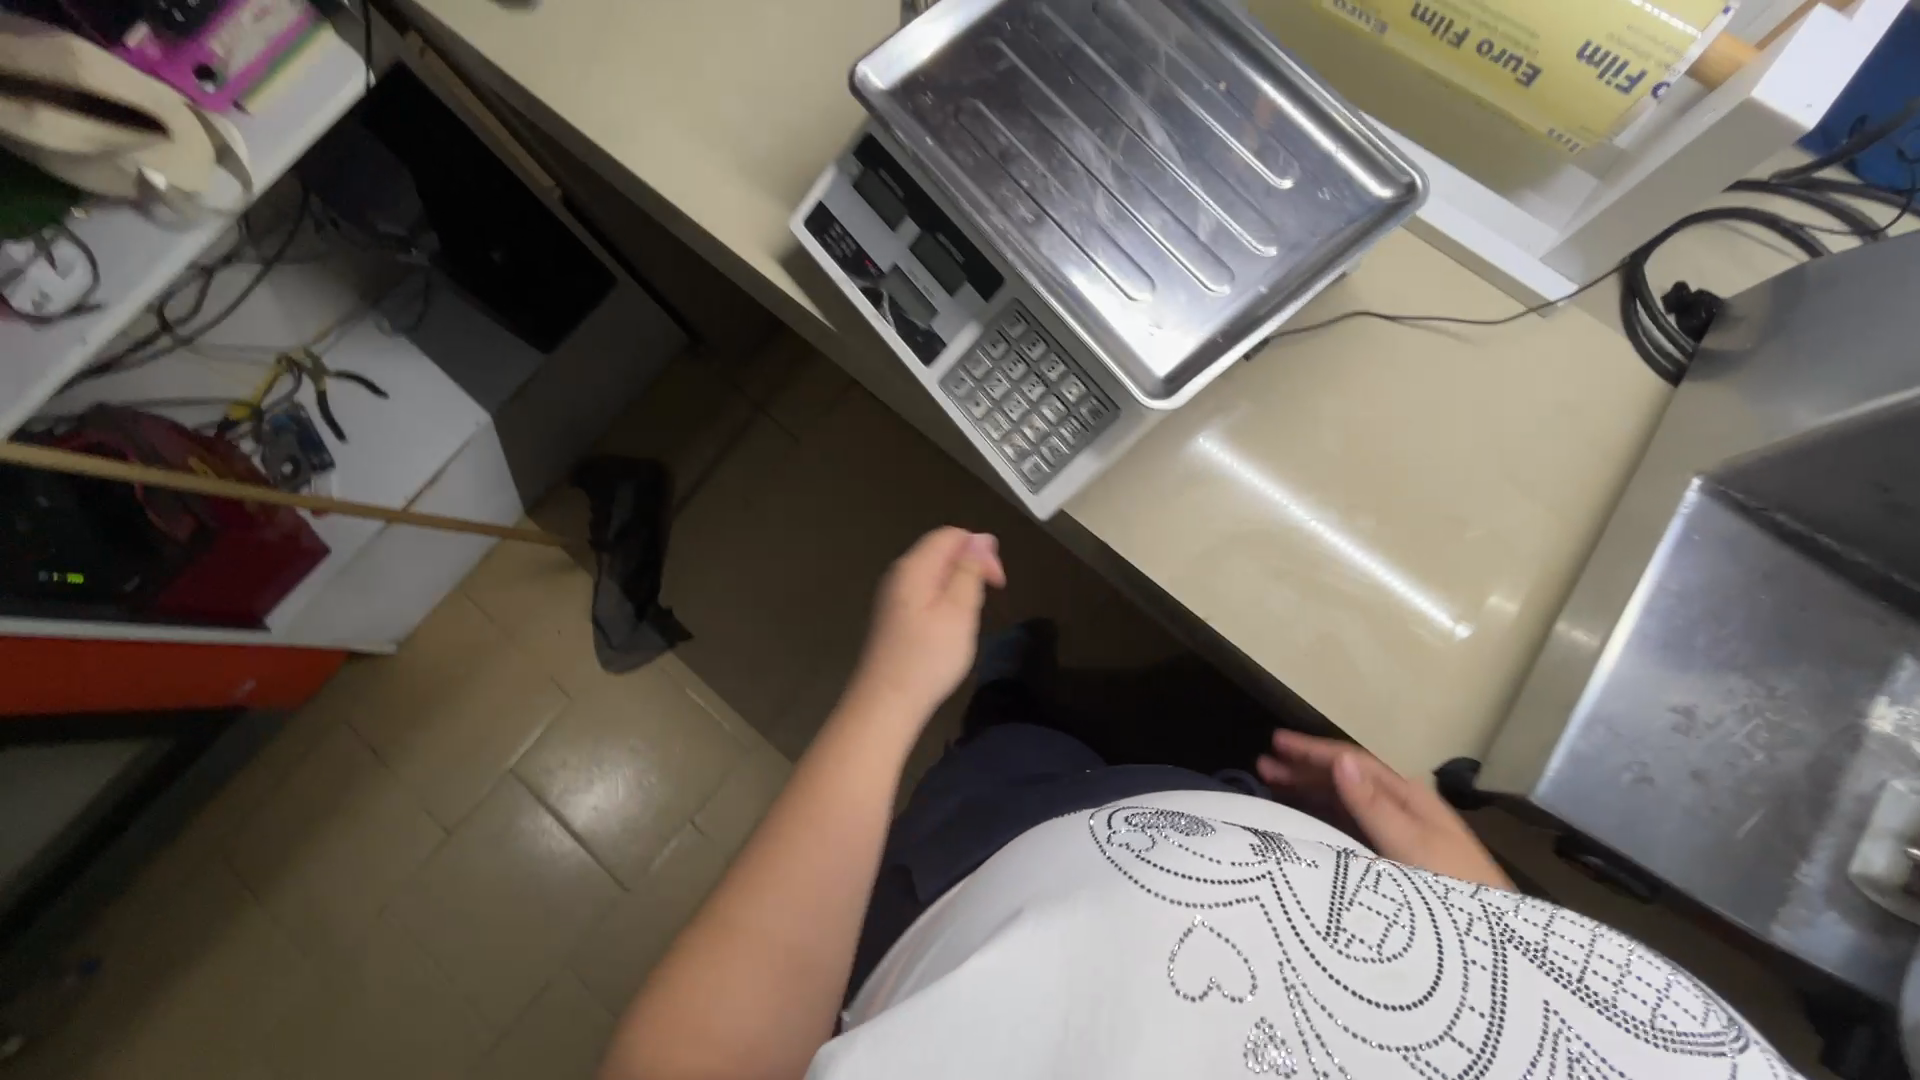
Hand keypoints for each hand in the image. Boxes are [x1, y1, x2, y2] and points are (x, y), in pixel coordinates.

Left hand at [844, 527, 1006, 721]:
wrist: (886, 702)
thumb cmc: (928, 657)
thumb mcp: (959, 611)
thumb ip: (969, 571)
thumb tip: (980, 539)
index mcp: (914, 566)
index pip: (951, 535)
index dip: (980, 549)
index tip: (997, 583)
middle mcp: (899, 573)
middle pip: (941, 551)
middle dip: (970, 567)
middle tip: (986, 601)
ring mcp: (893, 595)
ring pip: (934, 573)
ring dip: (959, 586)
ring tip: (970, 617)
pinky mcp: (893, 616)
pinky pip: (924, 593)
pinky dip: (944, 601)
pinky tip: (950, 628)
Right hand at [1257, 730, 1511, 889]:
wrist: (1493, 939)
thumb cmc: (1452, 884)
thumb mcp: (1410, 845)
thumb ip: (1372, 804)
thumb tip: (1339, 759)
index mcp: (1407, 796)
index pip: (1353, 762)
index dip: (1313, 751)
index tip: (1276, 741)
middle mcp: (1402, 806)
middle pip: (1346, 778)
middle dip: (1305, 768)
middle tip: (1263, 764)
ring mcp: (1399, 830)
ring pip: (1345, 800)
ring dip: (1310, 789)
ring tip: (1273, 784)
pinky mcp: (1394, 855)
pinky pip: (1349, 824)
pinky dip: (1322, 814)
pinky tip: (1304, 817)